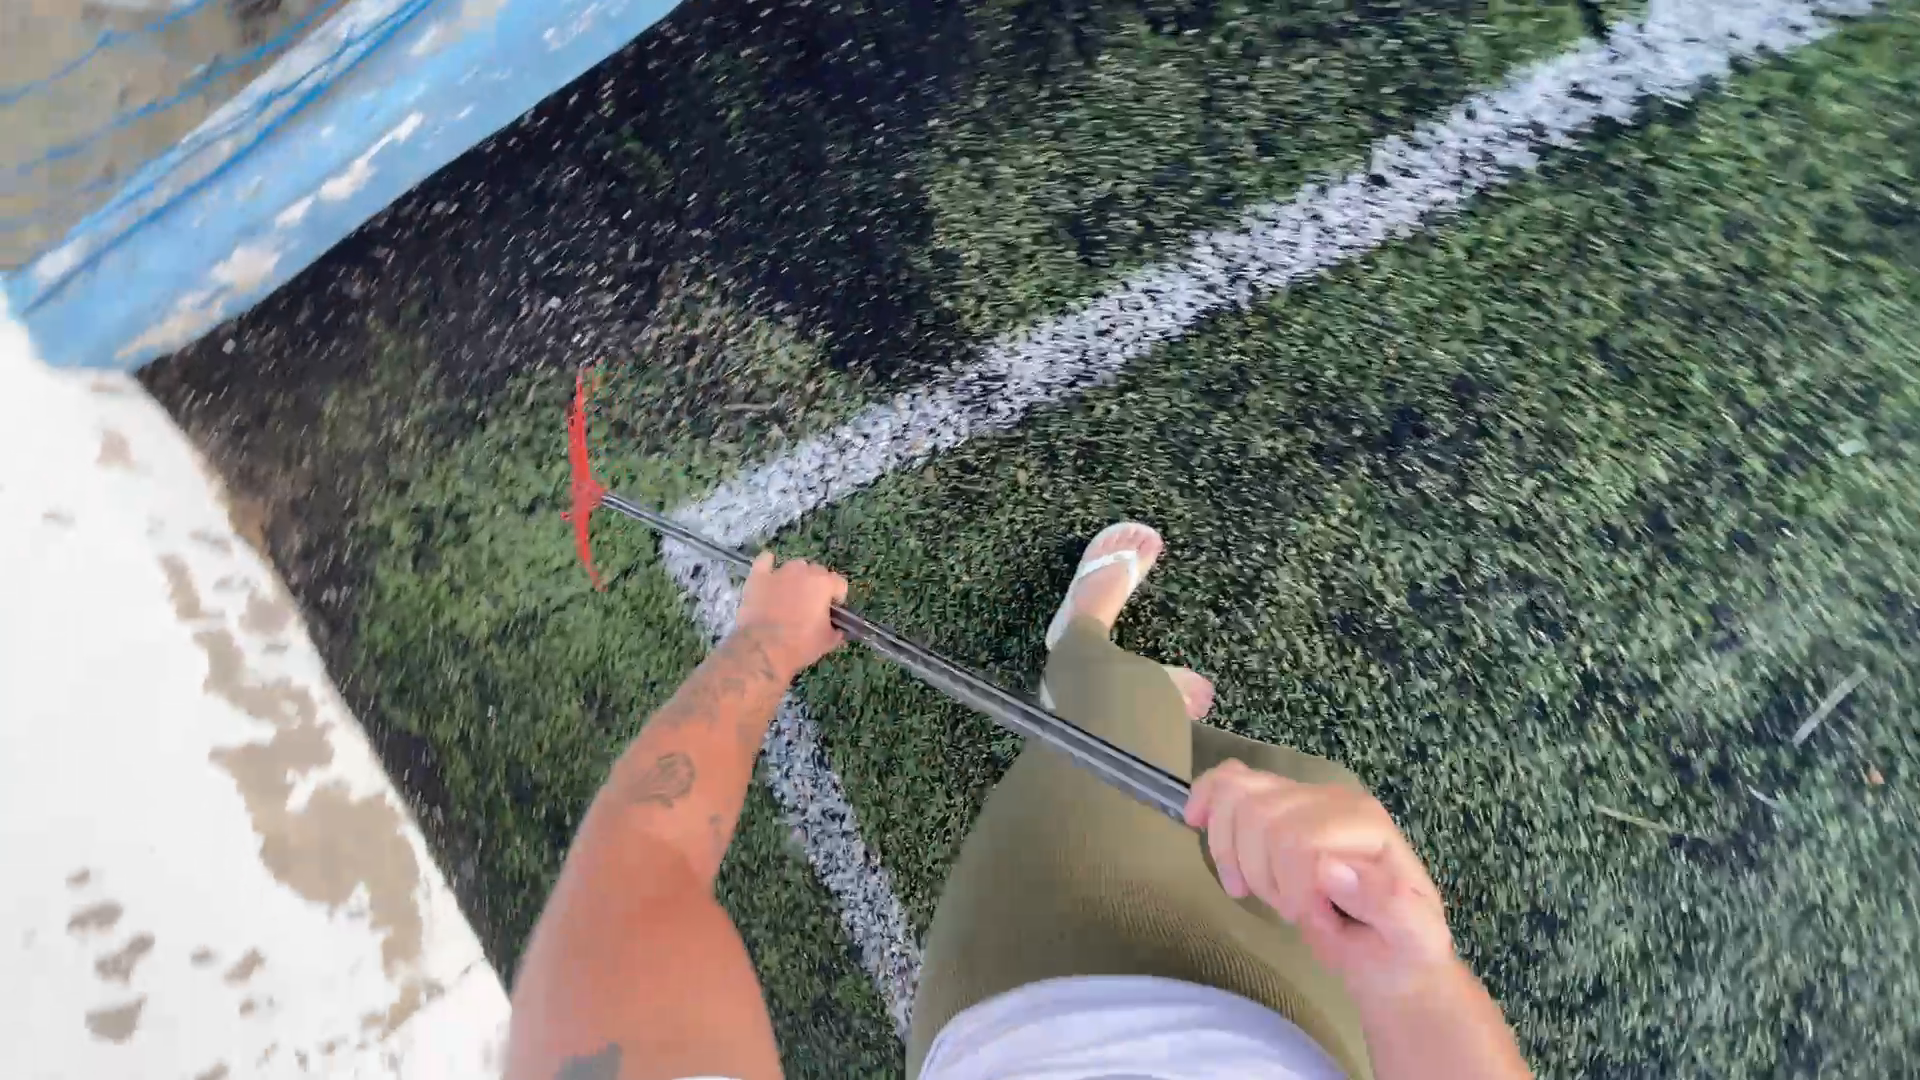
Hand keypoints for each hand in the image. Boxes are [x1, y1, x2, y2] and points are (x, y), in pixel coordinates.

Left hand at [731, 551, 848, 679]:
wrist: (763, 649)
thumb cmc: (800, 644)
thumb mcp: (828, 641)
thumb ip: (836, 630)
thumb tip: (837, 629)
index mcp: (824, 584)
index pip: (839, 583)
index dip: (837, 598)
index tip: (832, 612)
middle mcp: (804, 572)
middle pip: (818, 572)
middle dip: (818, 586)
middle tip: (811, 606)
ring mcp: (780, 573)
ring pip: (794, 567)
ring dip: (796, 577)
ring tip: (790, 595)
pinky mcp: (758, 577)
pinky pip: (764, 561)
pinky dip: (768, 565)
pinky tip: (769, 573)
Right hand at [1184, 760, 1456, 1000]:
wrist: (1387, 947)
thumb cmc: (1399, 944)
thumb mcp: (1412, 938)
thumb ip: (1386, 904)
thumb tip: (1330, 869)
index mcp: (1365, 821)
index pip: (1299, 837)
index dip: (1294, 888)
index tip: (1318, 923)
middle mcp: (1329, 796)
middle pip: (1261, 816)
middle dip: (1263, 875)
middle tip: (1290, 910)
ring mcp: (1297, 794)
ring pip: (1235, 796)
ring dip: (1234, 854)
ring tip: (1257, 889)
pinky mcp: (1271, 799)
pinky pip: (1227, 780)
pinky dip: (1206, 798)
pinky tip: (1195, 820)